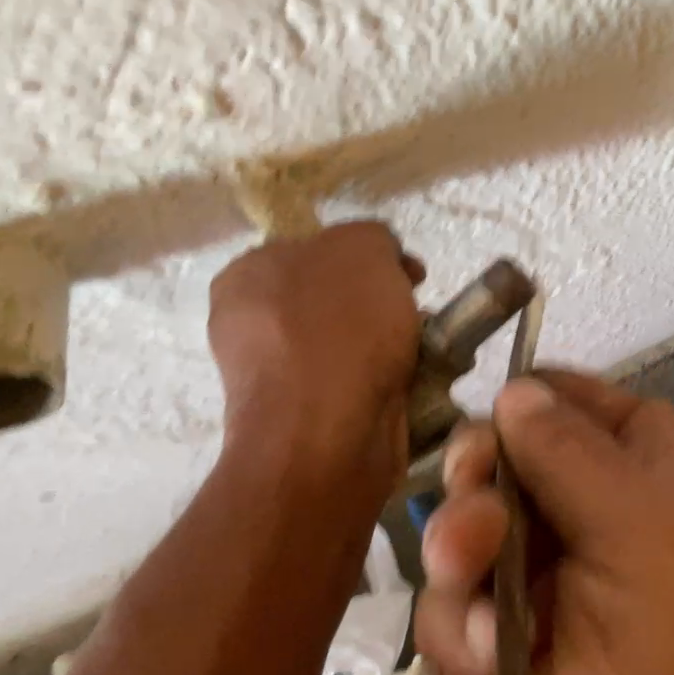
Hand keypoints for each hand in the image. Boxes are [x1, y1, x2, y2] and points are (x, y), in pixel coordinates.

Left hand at [207, 221, 424, 475]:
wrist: (326, 437)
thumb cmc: (341, 331)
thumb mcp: (364, 249)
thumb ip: (370, 238)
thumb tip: (380, 259)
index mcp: (249, 272)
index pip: (319, 248)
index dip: (371, 256)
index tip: (411, 276)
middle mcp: (251, 320)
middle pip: (336, 297)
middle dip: (384, 303)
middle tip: (418, 314)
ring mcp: (273, 373)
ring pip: (349, 342)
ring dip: (391, 344)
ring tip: (424, 355)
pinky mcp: (301, 417)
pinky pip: (353, 383)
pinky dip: (384, 382)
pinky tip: (411, 385)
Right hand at [415, 371, 673, 674]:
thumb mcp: (657, 536)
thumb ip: (580, 457)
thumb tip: (519, 389)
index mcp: (669, 496)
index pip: (610, 419)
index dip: (559, 397)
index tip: (505, 385)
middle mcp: (609, 538)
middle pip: (528, 465)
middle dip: (492, 460)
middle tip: (474, 470)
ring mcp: (548, 600)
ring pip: (478, 529)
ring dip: (465, 535)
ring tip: (471, 560)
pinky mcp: (495, 662)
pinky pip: (453, 611)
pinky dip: (462, 622)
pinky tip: (494, 656)